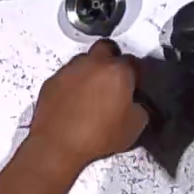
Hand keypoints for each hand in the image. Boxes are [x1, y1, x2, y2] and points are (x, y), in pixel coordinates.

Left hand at [25, 40, 148, 171]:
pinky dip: (72, 84)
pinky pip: (66, 76)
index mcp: (118, 71)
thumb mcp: (133, 128)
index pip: (134, 62)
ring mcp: (70, 70)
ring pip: (84, 59)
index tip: (135, 86)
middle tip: (114, 80)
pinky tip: (74, 102)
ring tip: (92, 93)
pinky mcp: (52, 81)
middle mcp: (93, 64)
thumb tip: (137, 107)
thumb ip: (141, 110)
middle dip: (113, 59)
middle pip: (107, 48)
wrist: (58, 145)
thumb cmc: (95, 137)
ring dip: (91, 71)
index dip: (137, 75)